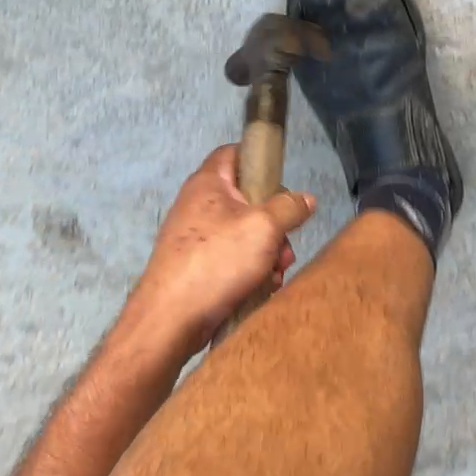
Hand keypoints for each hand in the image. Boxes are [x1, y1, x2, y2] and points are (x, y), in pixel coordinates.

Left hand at [124, 145, 318, 355]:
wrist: (169, 323)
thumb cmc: (217, 261)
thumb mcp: (265, 226)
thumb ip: (290, 207)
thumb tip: (306, 199)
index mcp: (208, 184)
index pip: (235, 152)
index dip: (260, 159)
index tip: (282, 181)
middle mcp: (199, 205)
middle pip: (249, 198)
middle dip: (276, 221)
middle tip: (286, 242)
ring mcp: (196, 238)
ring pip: (246, 232)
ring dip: (269, 250)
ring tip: (276, 272)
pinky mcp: (198, 266)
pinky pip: (234, 257)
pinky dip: (252, 269)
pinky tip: (262, 286)